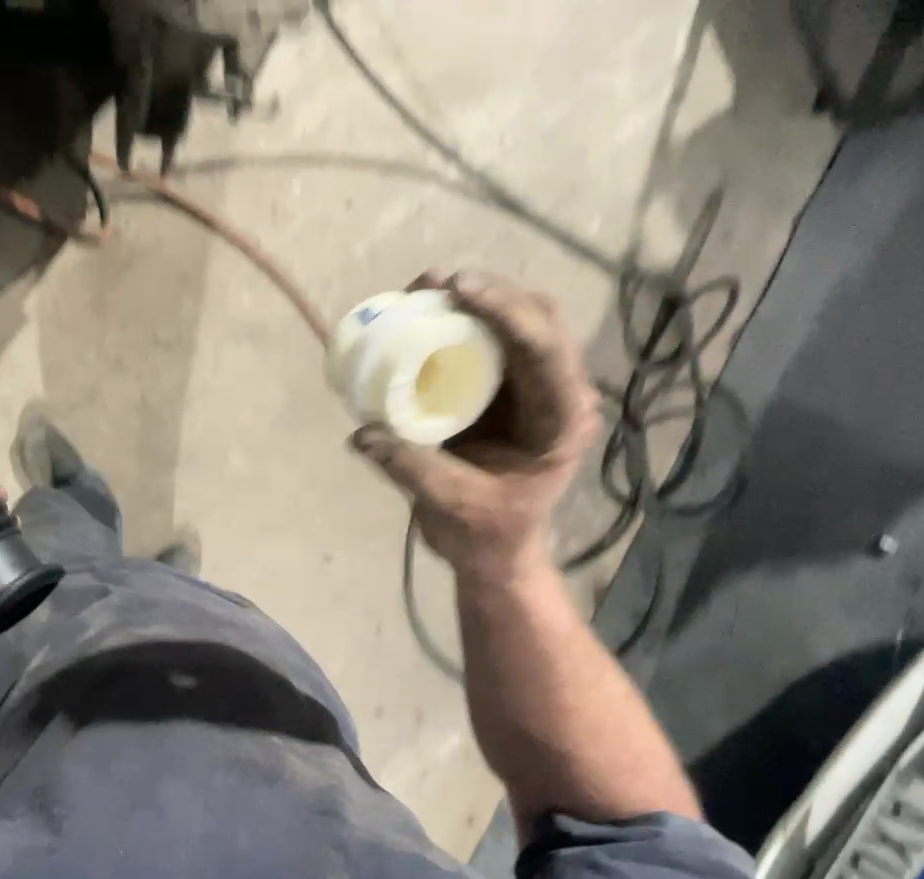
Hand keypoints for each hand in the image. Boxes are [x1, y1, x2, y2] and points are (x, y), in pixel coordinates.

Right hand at [352, 270, 600, 583]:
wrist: (489, 550)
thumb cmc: (485, 534)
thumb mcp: (450, 505)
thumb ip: (411, 468)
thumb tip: (362, 434)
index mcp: (561, 420)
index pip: (545, 350)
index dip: (506, 312)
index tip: (457, 289)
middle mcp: (556, 394)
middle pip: (538, 320)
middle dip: (490, 293)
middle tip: (435, 283)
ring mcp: (530, 389)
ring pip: (516, 321)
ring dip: (474, 298)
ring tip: (424, 287)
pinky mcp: (501, 389)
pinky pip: (486, 340)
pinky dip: (457, 320)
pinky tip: (422, 311)